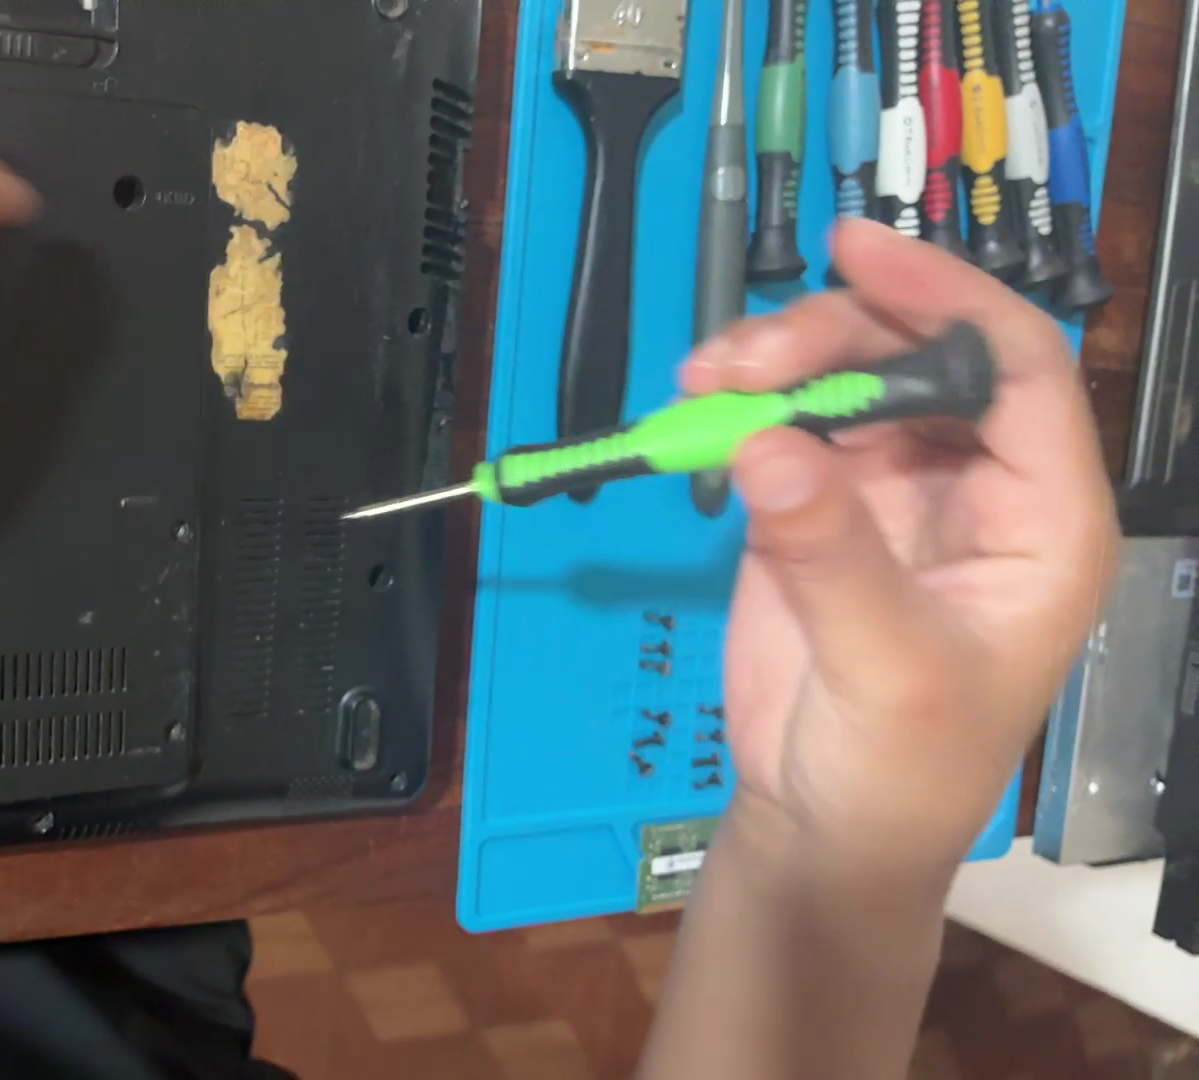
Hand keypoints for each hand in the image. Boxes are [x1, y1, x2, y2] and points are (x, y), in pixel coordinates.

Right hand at [682, 220, 1116, 875]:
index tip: (856, 253)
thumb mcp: (884, 665)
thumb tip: (759, 445)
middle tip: (727, 367)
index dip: (944, 302)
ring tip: (698, 384)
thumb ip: (832, 554)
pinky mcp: (801, 519)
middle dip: (821, 347)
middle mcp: (961, 488)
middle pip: (906, 369)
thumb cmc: (895, 757)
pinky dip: (732, 422)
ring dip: (766, 376)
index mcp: (1036, 516)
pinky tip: (694, 420)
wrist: (819, 809)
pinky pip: (772, 442)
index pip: (1011, 376)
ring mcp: (873, 499)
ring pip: (832, 396)